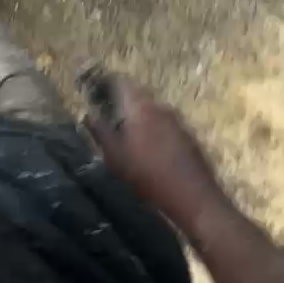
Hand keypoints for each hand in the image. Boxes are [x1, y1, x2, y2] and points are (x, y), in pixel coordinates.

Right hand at [80, 69, 224, 224]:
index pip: (119, 81)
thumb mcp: (115, 156)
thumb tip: (87, 114)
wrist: (196, 201)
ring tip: (124, 131)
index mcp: (140, 106)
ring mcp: (178, 122)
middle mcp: (160, 107)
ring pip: (151, 110)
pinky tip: (148, 147)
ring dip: (137, 115)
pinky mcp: (190, 138)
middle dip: (119, 99)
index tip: (91, 90)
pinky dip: (153, 128)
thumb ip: (99, 131)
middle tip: (104, 111)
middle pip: (136, 94)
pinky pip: (165, 124)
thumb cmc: (149, 175)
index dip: (103, 82)